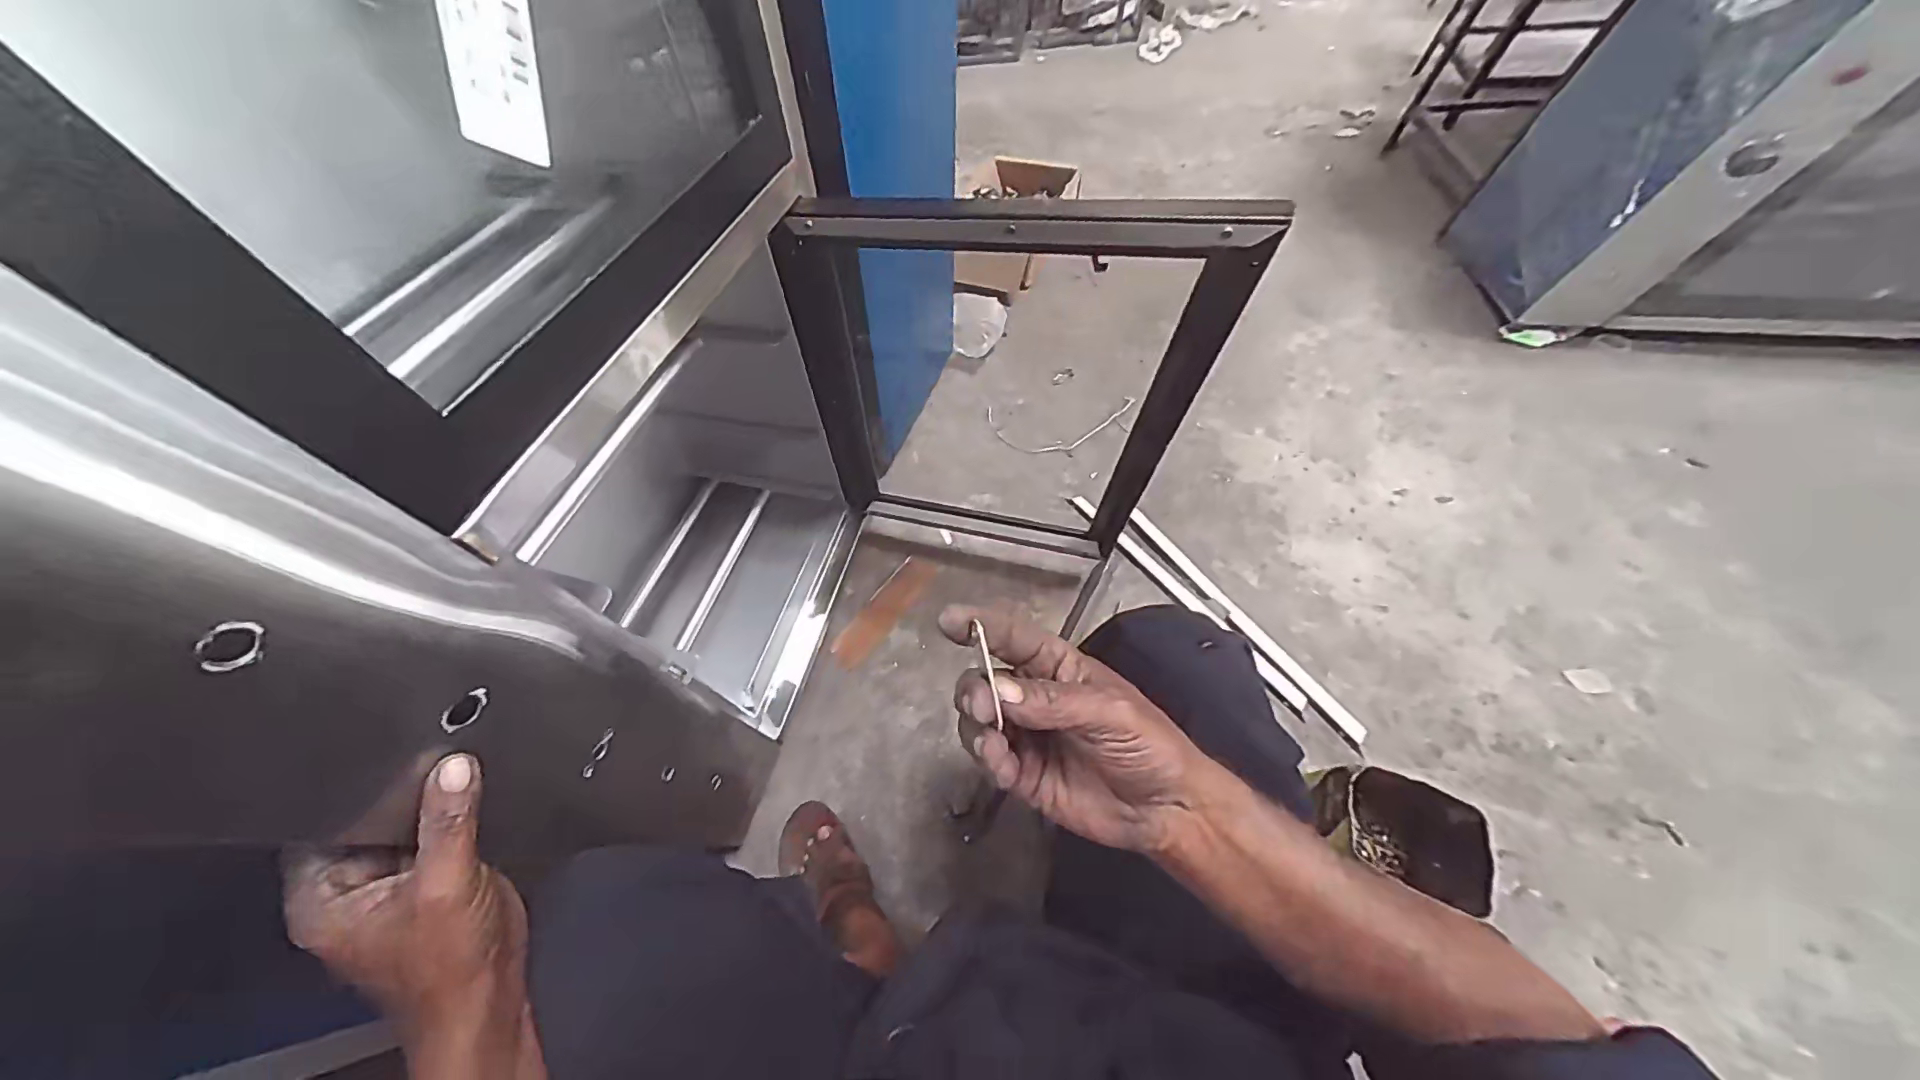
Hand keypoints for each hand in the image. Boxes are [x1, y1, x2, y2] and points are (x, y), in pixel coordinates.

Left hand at [283, 754, 542, 1079]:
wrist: (490, 995)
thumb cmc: (447, 962)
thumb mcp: (446, 885)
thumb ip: (449, 823)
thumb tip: (455, 764)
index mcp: (325, 896)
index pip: (325, 822)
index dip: (353, 784)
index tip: (384, 740)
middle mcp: (355, 884)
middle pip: (371, 817)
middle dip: (404, 785)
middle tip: (434, 739)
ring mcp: (399, 879)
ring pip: (411, 820)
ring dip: (435, 796)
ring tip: (458, 753)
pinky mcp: (439, 874)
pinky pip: (442, 830)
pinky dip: (457, 810)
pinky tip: (476, 784)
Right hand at [940, 605, 1226, 853]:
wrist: (1167, 809)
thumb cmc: (1150, 745)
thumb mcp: (1110, 711)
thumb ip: (1054, 701)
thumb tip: (1000, 691)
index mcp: (1059, 669)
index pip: (1014, 638)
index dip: (981, 625)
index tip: (949, 621)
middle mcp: (1036, 698)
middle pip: (985, 680)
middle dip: (975, 688)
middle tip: (982, 705)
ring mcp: (1028, 737)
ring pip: (979, 721)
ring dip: (976, 726)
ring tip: (991, 739)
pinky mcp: (1024, 775)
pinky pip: (992, 761)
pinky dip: (987, 760)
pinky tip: (1000, 764)